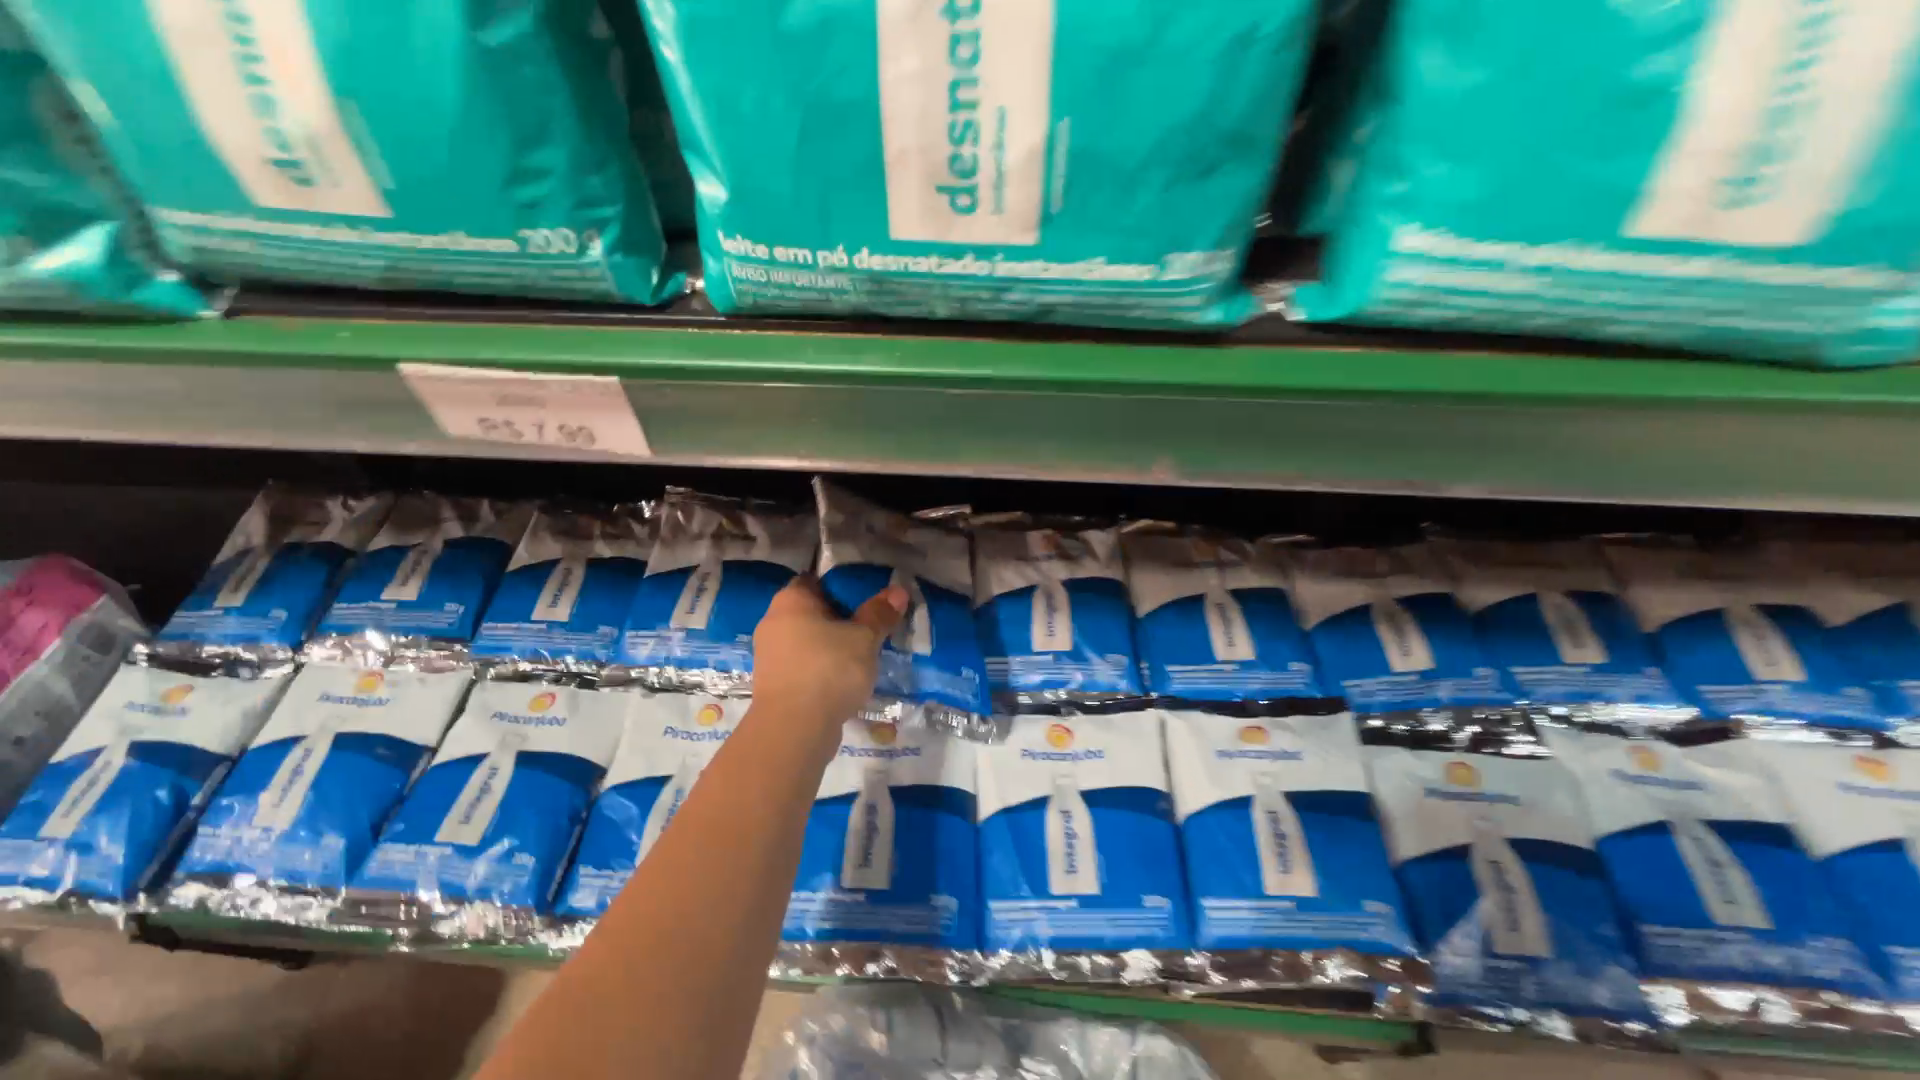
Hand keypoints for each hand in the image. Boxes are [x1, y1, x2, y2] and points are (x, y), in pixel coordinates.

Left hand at [751, 576, 907, 735]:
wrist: (794, 728)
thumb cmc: (829, 669)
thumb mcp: (864, 638)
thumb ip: (880, 614)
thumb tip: (898, 590)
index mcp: (790, 600)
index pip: (815, 580)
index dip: (841, 586)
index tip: (867, 597)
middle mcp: (773, 622)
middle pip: (811, 612)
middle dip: (839, 618)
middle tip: (870, 626)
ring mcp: (770, 655)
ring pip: (807, 641)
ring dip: (830, 646)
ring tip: (862, 655)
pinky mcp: (774, 684)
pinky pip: (803, 666)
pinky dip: (822, 669)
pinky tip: (845, 680)